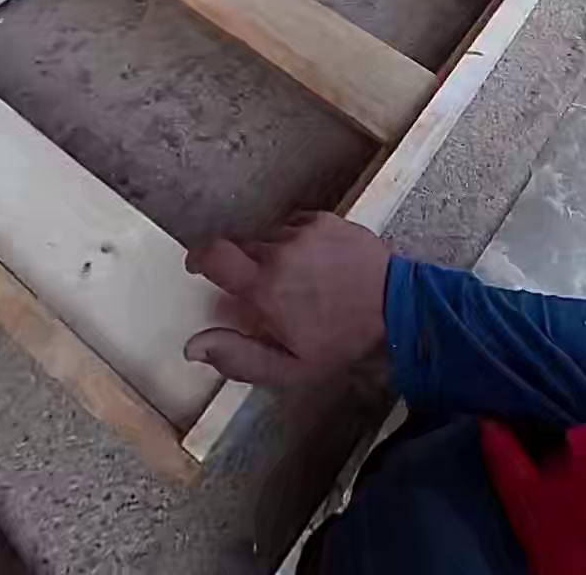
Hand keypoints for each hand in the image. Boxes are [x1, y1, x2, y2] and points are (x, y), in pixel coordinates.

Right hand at [183, 211, 390, 385]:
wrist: (393, 306)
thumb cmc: (340, 341)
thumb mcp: (289, 367)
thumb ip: (237, 356)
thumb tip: (191, 345)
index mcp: (265, 286)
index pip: (213, 254)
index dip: (198, 255)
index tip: (199, 265)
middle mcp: (281, 250)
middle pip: (240, 245)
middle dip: (242, 265)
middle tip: (265, 289)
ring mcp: (305, 230)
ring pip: (269, 234)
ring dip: (271, 252)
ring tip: (296, 276)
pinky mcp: (326, 218)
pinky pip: (295, 224)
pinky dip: (295, 239)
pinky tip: (314, 260)